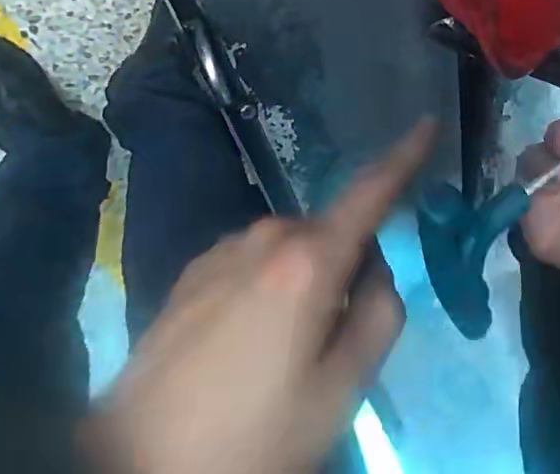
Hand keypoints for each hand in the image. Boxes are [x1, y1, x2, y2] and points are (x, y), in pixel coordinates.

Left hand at [85, 119, 436, 473]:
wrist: (130, 472)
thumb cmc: (251, 437)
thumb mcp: (340, 392)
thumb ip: (380, 314)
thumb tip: (375, 269)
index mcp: (310, 260)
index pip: (371, 192)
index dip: (406, 156)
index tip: (429, 121)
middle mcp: (268, 236)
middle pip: (334, 231)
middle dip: (347, 265)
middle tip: (331, 339)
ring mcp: (224, 249)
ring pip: (294, 247)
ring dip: (305, 277)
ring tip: (279, 351)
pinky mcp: (192, 271)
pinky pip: (255, 261)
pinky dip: (267, 284)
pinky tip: (239, 345)